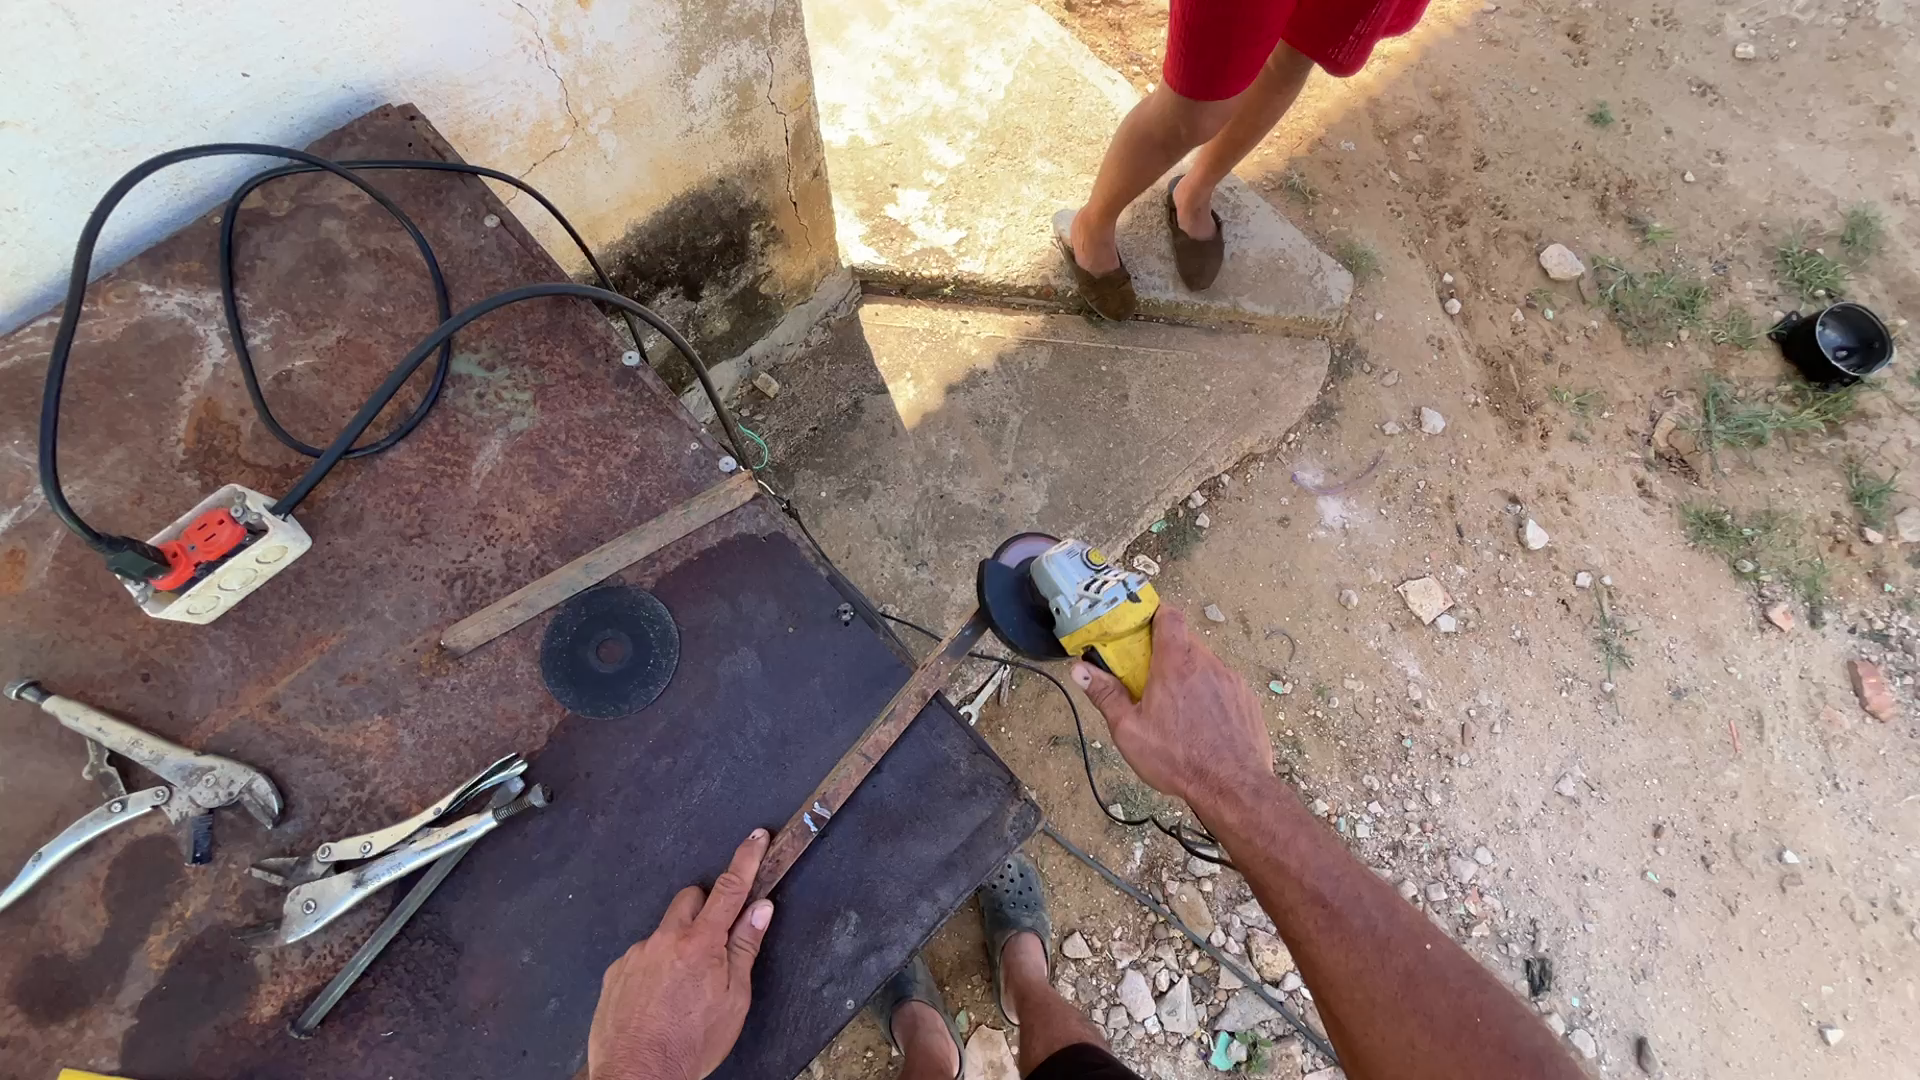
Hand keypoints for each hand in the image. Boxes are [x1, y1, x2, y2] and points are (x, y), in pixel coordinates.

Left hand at [587, 830, 775, 1079]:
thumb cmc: (691, 1045)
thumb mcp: (734, 1000)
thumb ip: (745, 947)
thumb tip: (761, 907)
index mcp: (701, 944)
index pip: (730, 888)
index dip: (746, 858)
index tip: (757, 836)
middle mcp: (665, 939)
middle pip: (690, 898)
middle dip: (705, 909)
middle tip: (712, 943)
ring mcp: (636, 954)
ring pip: (665, 929)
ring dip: (677, 943)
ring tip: (679, 987)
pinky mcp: (615, 972)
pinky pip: (641, 954)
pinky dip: (653, 965)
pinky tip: (657, 998)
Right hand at [1073, 606, 1273, 818]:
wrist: (1233, 787)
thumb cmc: (1179, 759)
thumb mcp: (1129, 730)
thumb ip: (1105, 695)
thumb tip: (1081, 670)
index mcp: (1175, 664)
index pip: (1169, 616)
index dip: (1154, 615)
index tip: (1140, 628)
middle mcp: (1206, 664)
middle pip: (1184, 640)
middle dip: (1165, 652)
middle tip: (1149, 676)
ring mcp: (1230, 680)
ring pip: (1203, 663)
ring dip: (1187, 674)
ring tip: (1175, 705)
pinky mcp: (1245, 699)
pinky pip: (1222, 684)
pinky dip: (1208, 693)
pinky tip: (1199, 721)